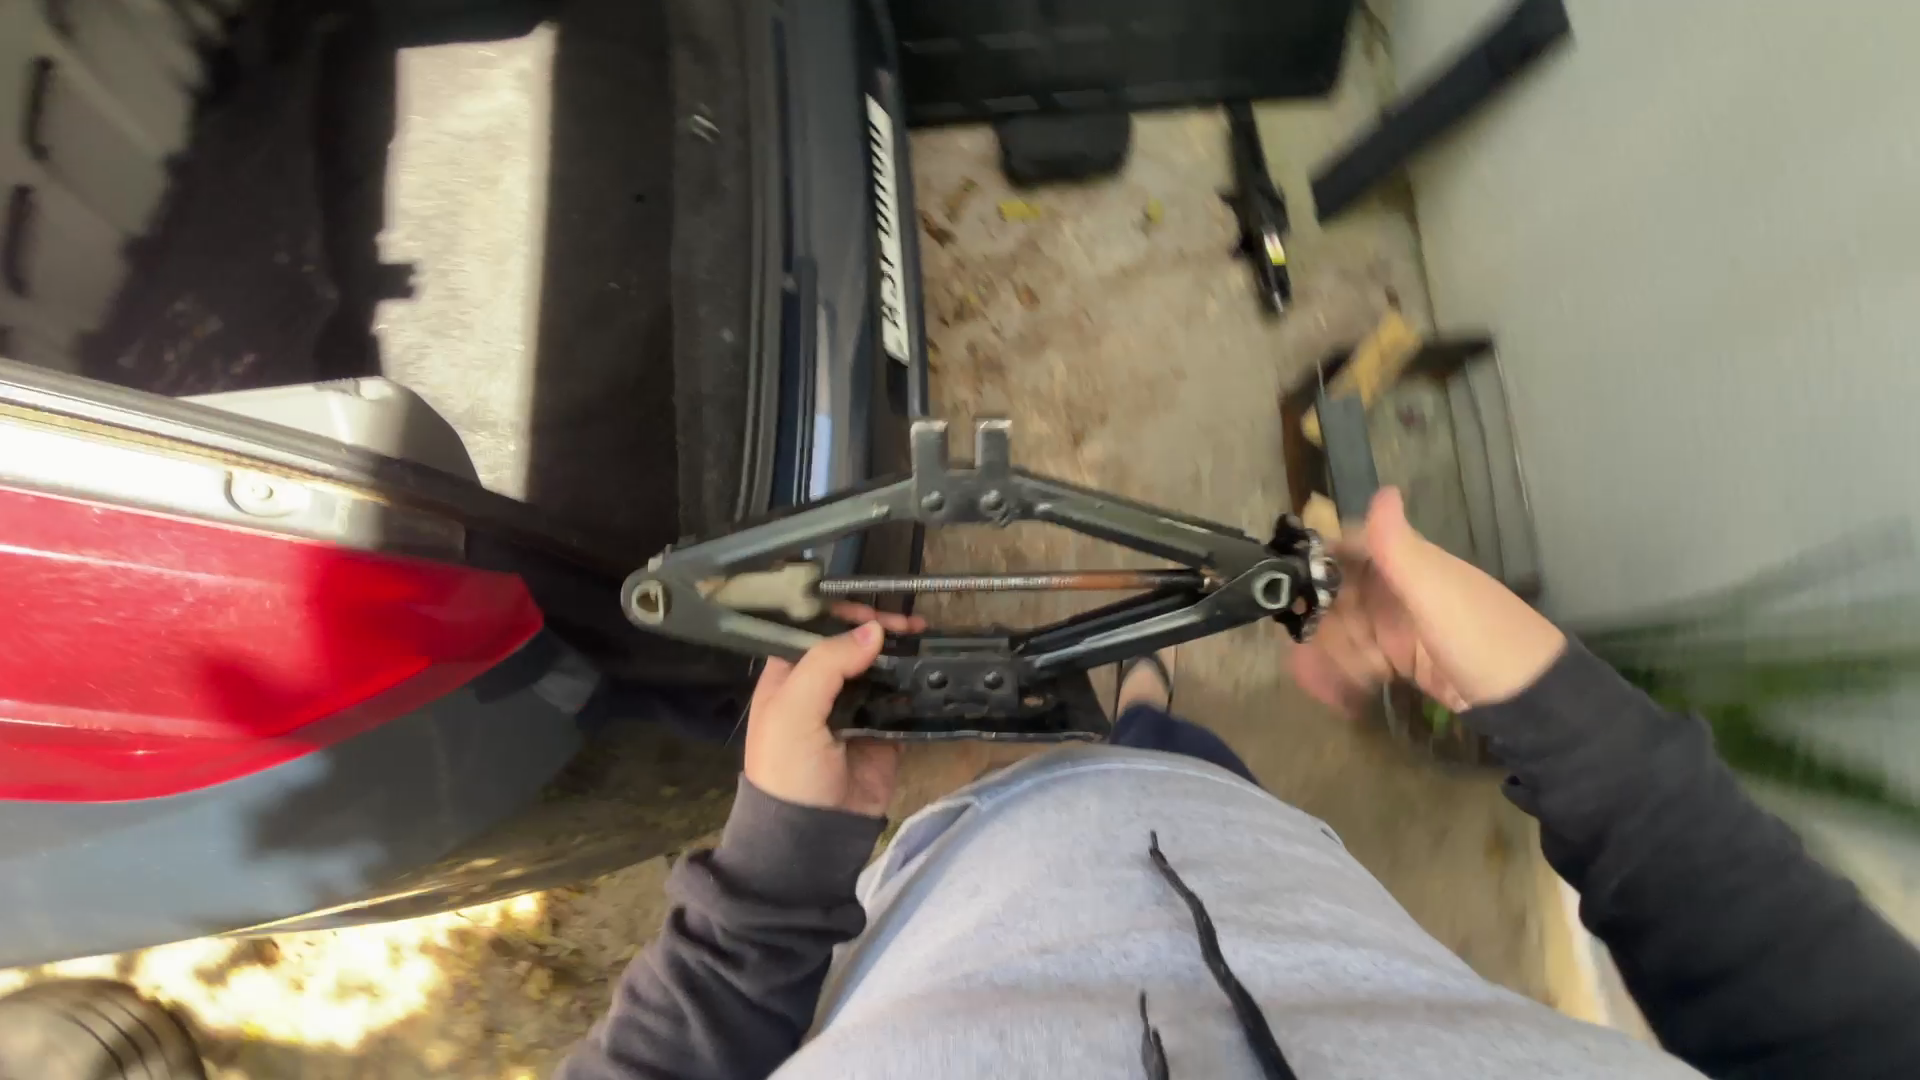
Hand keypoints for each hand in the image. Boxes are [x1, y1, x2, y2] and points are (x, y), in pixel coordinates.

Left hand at [744, 606, 924, 817]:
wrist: (813, 837)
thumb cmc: (788, 767)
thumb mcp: (794, 710)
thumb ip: (828, 662)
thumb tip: (874, 629)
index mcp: (789, 675)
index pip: (815, 628)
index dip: (842, 611)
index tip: (873, 608)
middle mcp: (820, 685)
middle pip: (852, 642)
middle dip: (879, 627)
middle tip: (907, 625)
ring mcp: (854, 707)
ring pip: (880, 666)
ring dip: (900, 649)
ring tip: (923, 636)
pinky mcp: (882, 729)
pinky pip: (902, 697)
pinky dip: (916, 681)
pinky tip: (930, 666)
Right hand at [1290, 488, 1566, 712]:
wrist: (1530, 703)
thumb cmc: (1481, 638)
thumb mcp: (1436, 591)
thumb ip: (1399, 546)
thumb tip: (1383, 490)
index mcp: (1407, 565)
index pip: (1347, 549)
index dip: (1316, 564)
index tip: (1289, 586)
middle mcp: (1397, 590)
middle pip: (1335, 594)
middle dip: (1318, 624)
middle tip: (1311, 653)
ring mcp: (1397, 625)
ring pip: (1341, 629)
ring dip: (1329, 656)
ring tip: (1332, 685)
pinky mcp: (1398, 658)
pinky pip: (1356, 657)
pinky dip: (1341, 674)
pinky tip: (1338, 695)